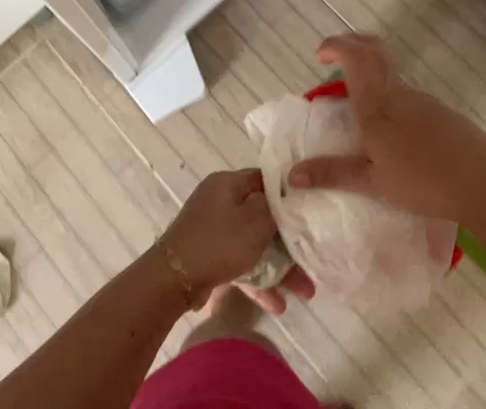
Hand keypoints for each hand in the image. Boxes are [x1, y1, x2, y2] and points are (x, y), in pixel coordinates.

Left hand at [154, 169, 314, 313]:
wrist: (173, 279)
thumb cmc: (219, 242)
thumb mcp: (255, 220)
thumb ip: (274, 206)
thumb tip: (283, 195)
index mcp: (227, 183)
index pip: (265, 180)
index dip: (288, 194)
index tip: (310, 211)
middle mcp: (219, 201)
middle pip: (262, 217)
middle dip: (289, 243)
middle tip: (312, 263)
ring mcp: (213, 229)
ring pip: (254, 244)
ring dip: (278, 267)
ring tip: (305, 293)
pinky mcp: (209, 255)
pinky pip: (240, 262)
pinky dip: (257, 279)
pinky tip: (277, 304)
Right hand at [286, 34, 485, 221]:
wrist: (484, 184)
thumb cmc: (423, 182)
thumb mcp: (371, 182)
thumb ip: (331, 174)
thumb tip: (290, 175)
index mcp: (376, 105)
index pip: (354, 57)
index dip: (335, 46)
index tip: (320, 54)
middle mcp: (398, 93)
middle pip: (374, 51)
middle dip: (351, 45)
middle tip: (334, 57)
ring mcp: (423, 101)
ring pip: (390, 74)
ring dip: (369, 74)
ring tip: (356, 105)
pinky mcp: (441, 113)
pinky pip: (406, 95)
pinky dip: (389, 97)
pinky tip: (391, 132)